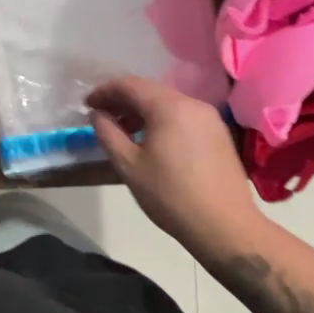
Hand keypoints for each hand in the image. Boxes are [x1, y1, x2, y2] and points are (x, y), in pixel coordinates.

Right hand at [89, 77, 265, 253]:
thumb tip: (97, 115)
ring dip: (142, 111)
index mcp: (168, 106)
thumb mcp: (129, 166)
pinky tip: (153, 141)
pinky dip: (162, 120)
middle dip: (123, 101)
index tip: (87, 105)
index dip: (104, 91)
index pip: (129, 85)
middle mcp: (192, 103)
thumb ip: (108, 134)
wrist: (226, 227)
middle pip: (150, 91)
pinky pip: (183, 116)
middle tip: (102, 117)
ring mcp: (209, 117)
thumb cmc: (171, 196)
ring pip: (168, 103)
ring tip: (124, 131)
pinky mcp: (219, 133)